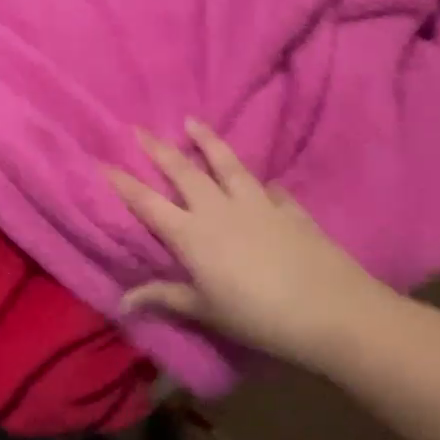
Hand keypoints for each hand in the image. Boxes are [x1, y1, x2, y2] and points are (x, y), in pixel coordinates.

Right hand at [107, 119, 393, 365]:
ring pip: (226, 166)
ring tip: (193, 123)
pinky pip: (272, 191)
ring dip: (208, 143)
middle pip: (182, 171)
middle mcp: (217, 210)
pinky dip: (262, 184)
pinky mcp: (293, 214)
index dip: (120, 181)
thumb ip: (164, 298)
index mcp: (190, 233)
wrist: (339, 315)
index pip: (145, 201)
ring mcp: (258, 207)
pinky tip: (263, 182)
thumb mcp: (206, 311)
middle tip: (138, 128)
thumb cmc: (260, 316)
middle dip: (157, 149)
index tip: (100, 161)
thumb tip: (121, 303)